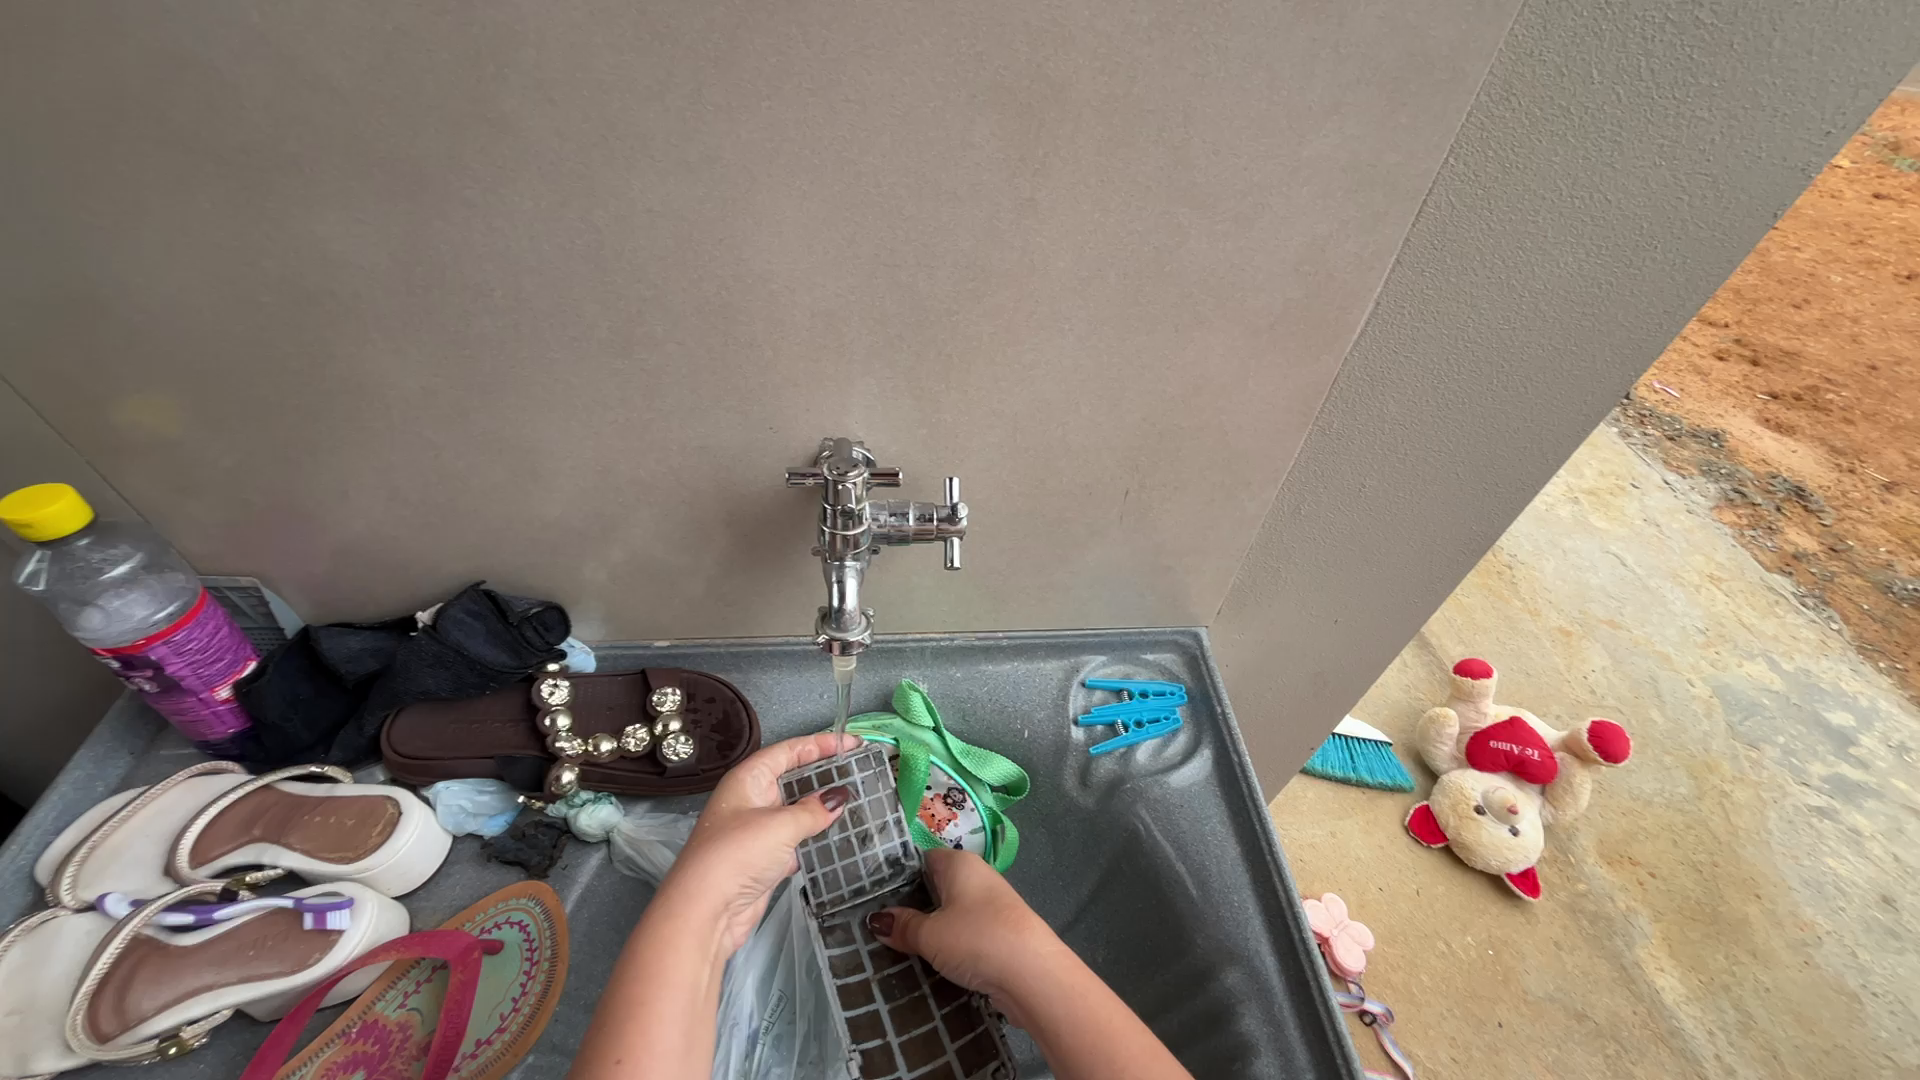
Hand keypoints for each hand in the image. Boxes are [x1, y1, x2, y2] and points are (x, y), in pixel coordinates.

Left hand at [657, 732, 863, 953]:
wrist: (705, 914)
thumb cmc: (737, 855)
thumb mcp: (780, 825)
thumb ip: (813, 810)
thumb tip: (839, 797)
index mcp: (748, 779)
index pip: (789, 751)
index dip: (821, 744)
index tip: (853, 743)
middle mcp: (752, 799)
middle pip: (794, 778)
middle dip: (825, 774)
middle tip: (859, 769)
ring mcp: (758, 830)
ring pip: (798, 809)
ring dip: (823, 807)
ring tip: (858, 800)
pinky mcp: (765, 859)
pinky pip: (797, 838)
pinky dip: (817, 836)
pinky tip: (841, 834)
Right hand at [866, 848, 1063, 1024]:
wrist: (1033, 973)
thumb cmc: (976, 938)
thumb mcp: (931, 934)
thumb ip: (904, 926)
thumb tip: (878, 920)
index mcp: (959, 862)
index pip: (923, 858)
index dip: (900, 874)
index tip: (874, 893)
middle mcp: (978, 876)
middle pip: (938, 885)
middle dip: (914, 903)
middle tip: (879, 922)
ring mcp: (992, 904)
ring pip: (953, 910)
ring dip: (933, 925)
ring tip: (900, 942)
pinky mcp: (1002, 932)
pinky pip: (967, 931)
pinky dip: (952, 942)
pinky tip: (935, 958)